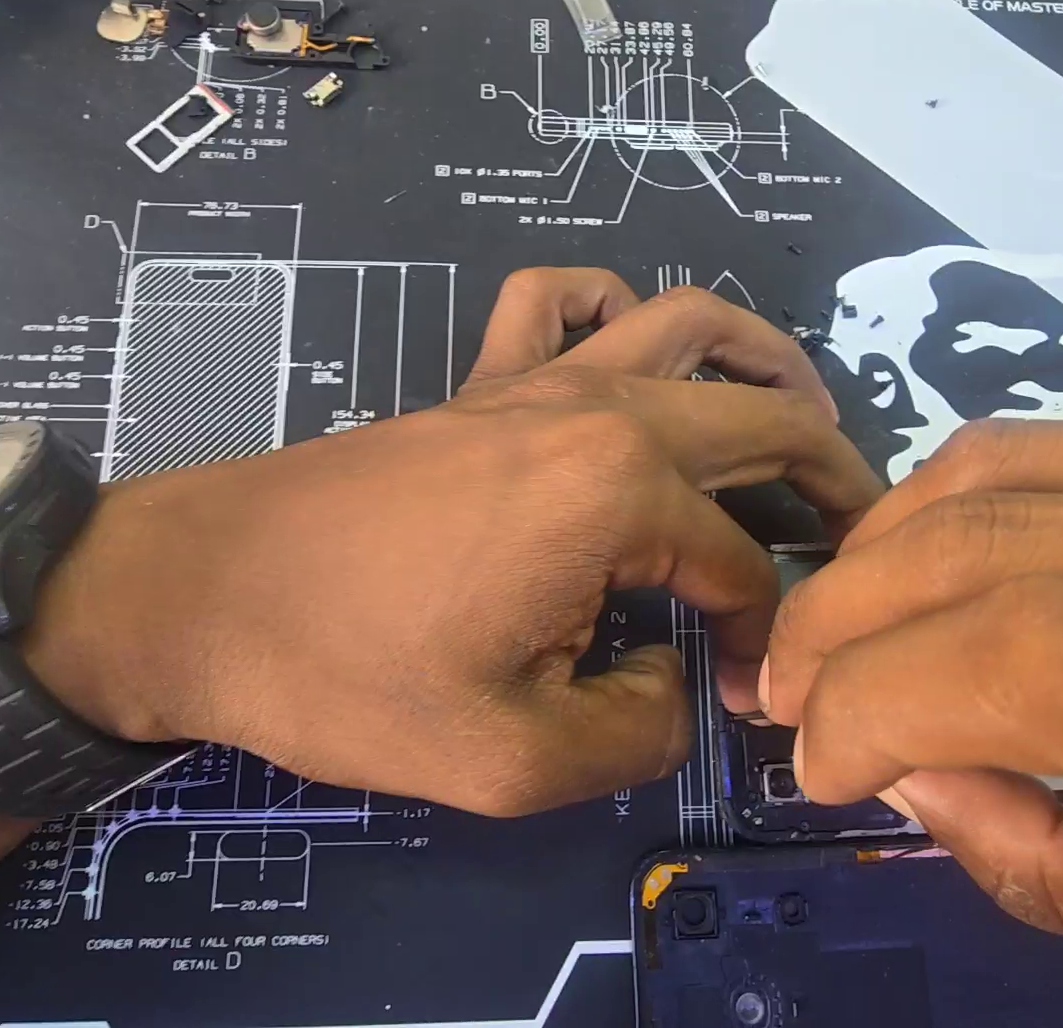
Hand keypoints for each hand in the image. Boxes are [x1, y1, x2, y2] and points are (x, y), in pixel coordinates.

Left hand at [22, 268, 881, 816]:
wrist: (202, 592)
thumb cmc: (347, 676)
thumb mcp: (512, 760)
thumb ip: (636, 729)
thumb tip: (673, 679)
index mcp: (620, 491)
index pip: (741, 568)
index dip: (762, 639)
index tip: (745, 695)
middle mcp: (601, 407)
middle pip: (760, 418)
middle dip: (831, 476)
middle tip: (860, 536)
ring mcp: (537, 378)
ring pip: (687, 323)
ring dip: (760, 366)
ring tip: (793, 422)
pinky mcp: (482, 380)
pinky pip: (559, 301)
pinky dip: (614, 310)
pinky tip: (627, 356)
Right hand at [761, 420, 1062, 1026]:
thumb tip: (901, 764)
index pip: (1056, 662)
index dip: (889, 700)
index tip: (826, 764)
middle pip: (1004, 541)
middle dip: (847, 616)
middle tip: (788, 687)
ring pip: (1012, 467)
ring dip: (876, 550)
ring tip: (836, 626)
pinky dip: (946, 503)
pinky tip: (917, 566)